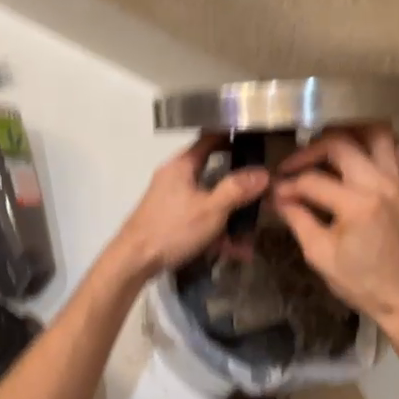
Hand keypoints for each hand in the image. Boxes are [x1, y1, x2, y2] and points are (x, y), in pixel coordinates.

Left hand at [111, 137, 269, 276]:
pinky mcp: (171, 220)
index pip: (210, 139)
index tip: (258, 140)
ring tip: (250, 239)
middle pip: (214, 174)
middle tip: (263, 195)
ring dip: (231, 219)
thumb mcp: (211, 209)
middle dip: (239, 190)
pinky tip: (234, 252)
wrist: (134, 261)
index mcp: (182, 165)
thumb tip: (264, 172)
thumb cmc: (172, 228)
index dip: (234, 137)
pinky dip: (217, 233)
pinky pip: (200, 220)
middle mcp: (175, 177)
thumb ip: (237, 189)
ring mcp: (172, 200)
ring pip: (209, 202)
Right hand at [272, 125, 398, 323]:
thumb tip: (277, 196)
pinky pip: (393, 148)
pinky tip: (353, 154)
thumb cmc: (359, 282)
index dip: (288, 185)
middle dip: (310, 151)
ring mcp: (395, 181)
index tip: (273, 193)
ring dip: (347, 132)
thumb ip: (297, 219)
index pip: (313, 180)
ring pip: (375, 132)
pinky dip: (373, 143)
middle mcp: (380, 183)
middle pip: (340, 143)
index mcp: (358, 204)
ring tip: (323, 146)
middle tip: (292, 167)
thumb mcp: (318, 254)